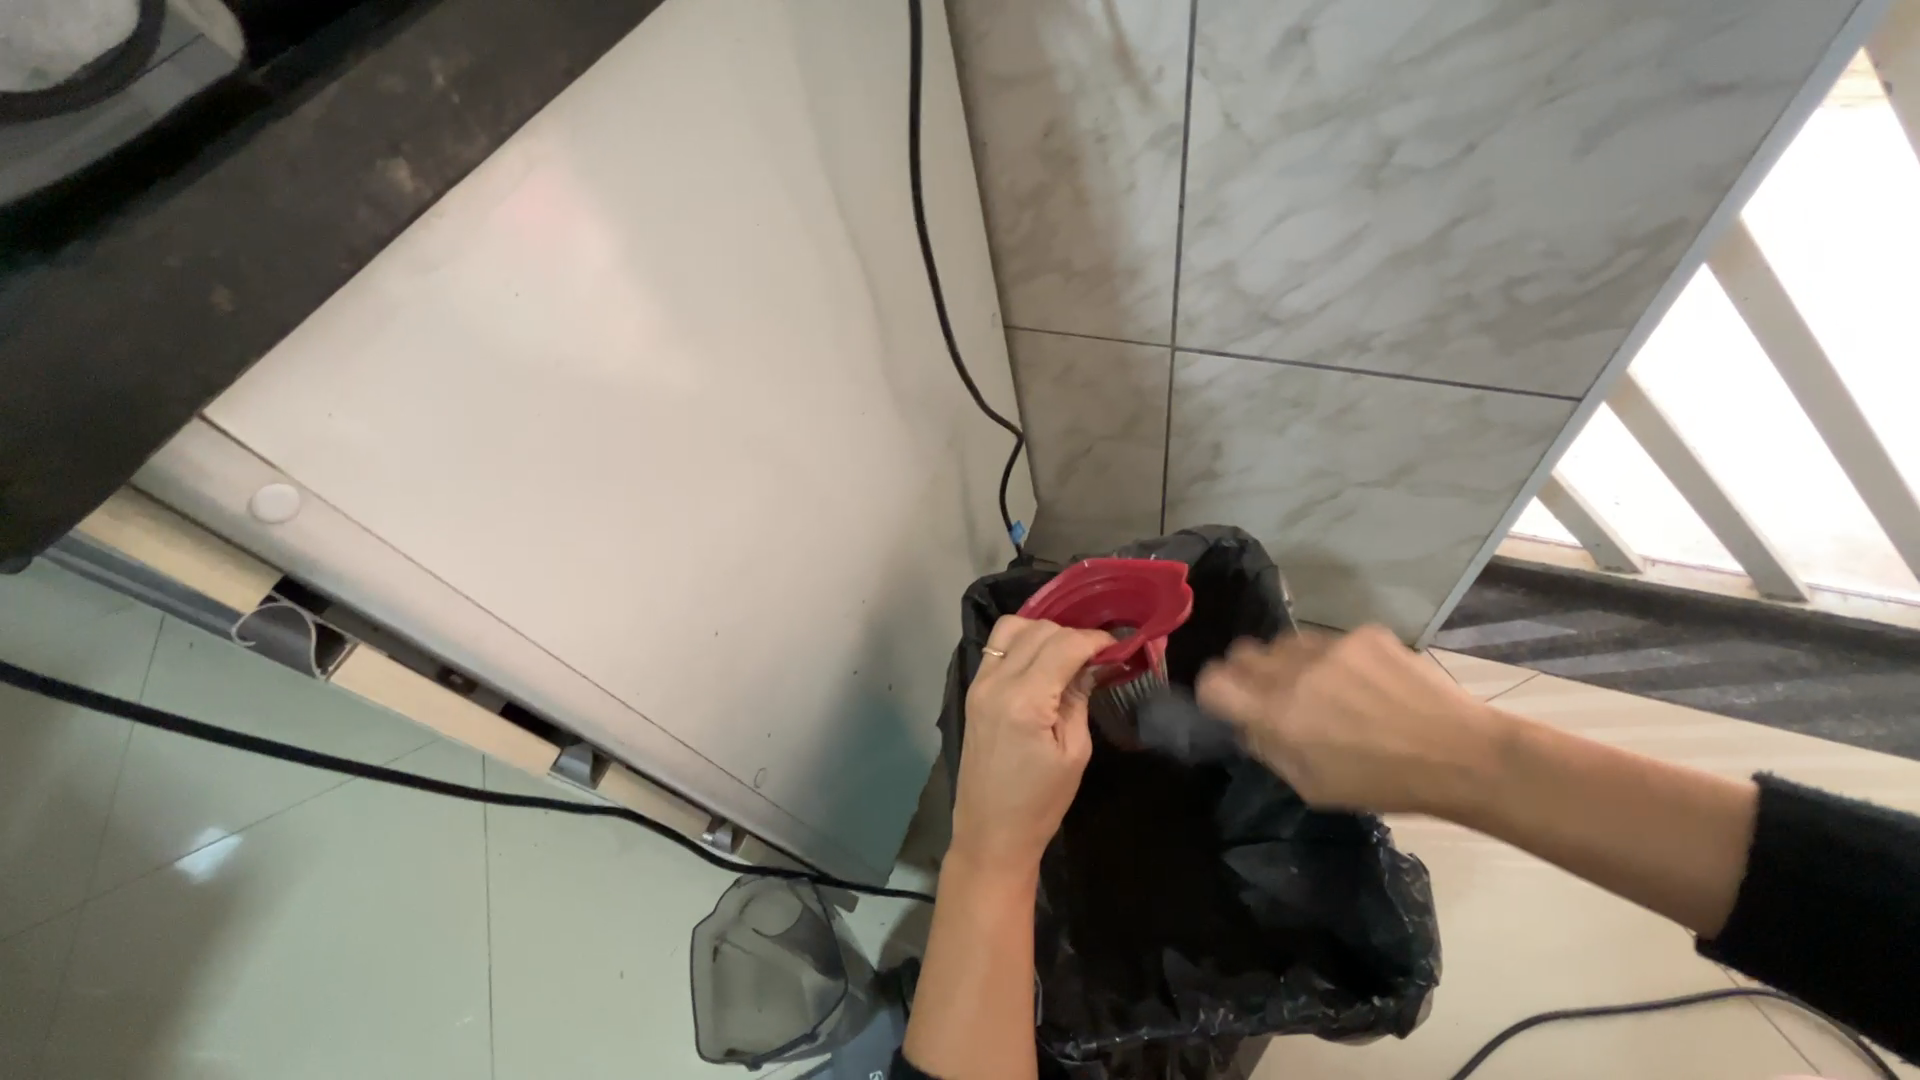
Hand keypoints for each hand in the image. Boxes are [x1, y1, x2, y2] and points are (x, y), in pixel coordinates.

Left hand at [952, 616, 1114, 876]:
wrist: (990, 833)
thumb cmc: (1040, 802)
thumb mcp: (1074, 752)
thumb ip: (1079, 698)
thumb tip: (1090, 664)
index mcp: (1025, 700)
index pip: (1065, 644)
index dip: (1096, 640)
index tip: (1118, 647)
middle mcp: (997, 682)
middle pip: (1039, 630)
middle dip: (1073, 635)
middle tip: (1097, 656)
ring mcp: (979, 684)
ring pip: (1012, 628)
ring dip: (1044, 632)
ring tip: (1068, 655)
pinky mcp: (973, 691)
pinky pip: (997, 647)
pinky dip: (1022, 642)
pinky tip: (1043, 661)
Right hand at [1195, 624, 1499, 814]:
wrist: (1462, 754)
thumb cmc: (1382, 783)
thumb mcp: (1311, 787)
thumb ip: (1267, 750)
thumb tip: (1245, 725)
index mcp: (1276, 714)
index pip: (1212, 681)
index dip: (1213, 692)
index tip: (1228, 704)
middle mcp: (1293, 671)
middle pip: (1241, 654)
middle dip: (1246, 674)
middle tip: (1272, 697)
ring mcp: (1329, 647)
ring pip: (1282, 643)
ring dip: (1287, 663)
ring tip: (1320, 687)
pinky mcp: (1362, 634)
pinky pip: (1326, 640)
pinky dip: (1332, 659)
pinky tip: (1362, 682)